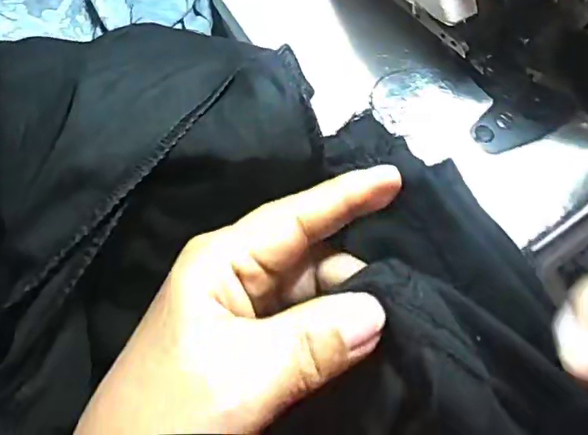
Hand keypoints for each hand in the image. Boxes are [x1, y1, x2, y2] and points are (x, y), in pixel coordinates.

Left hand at [76, 166, 402, 433]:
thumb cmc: (171, 411)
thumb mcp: (242, 374)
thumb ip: (312, 340)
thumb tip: (377, 309)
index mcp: (221, 260)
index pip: (293, 217)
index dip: (344, 196)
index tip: (393, 176)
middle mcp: (232, 275)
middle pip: (308, 257)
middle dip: (356, 272)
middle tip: (416, 306)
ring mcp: (238, 315)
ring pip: (309, 295)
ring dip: (350, 309)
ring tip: (407, 329)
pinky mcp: (246, 354)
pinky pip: (302, 331)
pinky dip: (334, 338)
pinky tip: (369, 351)